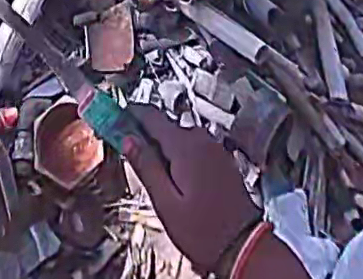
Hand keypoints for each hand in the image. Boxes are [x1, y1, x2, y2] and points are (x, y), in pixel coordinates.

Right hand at [120, 104, 260, 272]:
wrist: (246, 248)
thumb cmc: (205, 231)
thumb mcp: (166, 203)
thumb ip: (146, 167)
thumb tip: (128, 140)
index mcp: (185, 146)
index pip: (151, 116)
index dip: (132, 114)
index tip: (117, 117)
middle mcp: (201, 139)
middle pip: (166, 127)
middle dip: (148, 137)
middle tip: (133, 156)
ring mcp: (214, 148)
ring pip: (180, 138)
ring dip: (165, 149)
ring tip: (158, 177)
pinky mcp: (222, 159)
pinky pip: (195, 147)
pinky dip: (182, 155)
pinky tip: (179, 180)